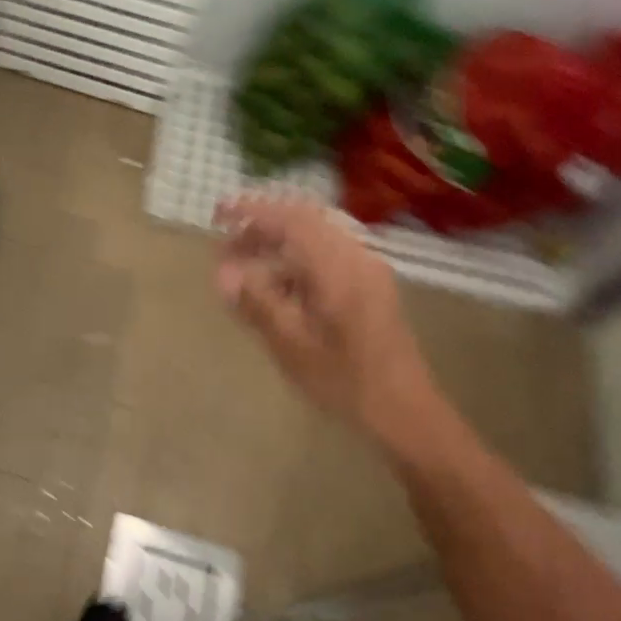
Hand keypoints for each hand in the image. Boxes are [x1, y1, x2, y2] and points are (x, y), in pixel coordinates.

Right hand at [214, 198, 439, 436]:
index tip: (218, 214)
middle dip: (260, 229)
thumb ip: (256, 303)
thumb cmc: (343, 380)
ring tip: (242, 272)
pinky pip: (325, 260)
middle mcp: (356, 258)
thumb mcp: (290, 344)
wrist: (403, 409)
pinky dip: (293, 264)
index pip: (290, 219)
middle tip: (224, 250)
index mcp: (337, 267)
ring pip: (315, 241)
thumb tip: (225, 274)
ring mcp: (366, 273)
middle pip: (304, 224)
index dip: (251, 211)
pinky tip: (274, 291)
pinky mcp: (369, 290)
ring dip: (276, 248)